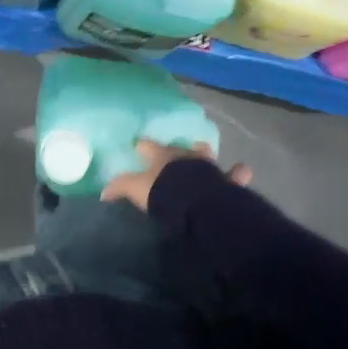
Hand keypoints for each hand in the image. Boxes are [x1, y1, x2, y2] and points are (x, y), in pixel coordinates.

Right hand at [102, 140, 252, 211]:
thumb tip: (103, 192)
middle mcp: (185, 156)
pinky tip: (244, 169)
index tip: (139, 145)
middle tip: (178, 149)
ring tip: (206, 152)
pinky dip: (238, 173)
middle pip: (180, 148)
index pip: (148, 146)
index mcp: (162, 155)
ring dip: (205, 156)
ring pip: (206, 156)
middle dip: (179, 148)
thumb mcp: (135, 190)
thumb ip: (120, 188)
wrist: (197, 203)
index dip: (143, 145)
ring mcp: (208, 168)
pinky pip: (235, 176)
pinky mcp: (226, 183)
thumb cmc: (163, 192)